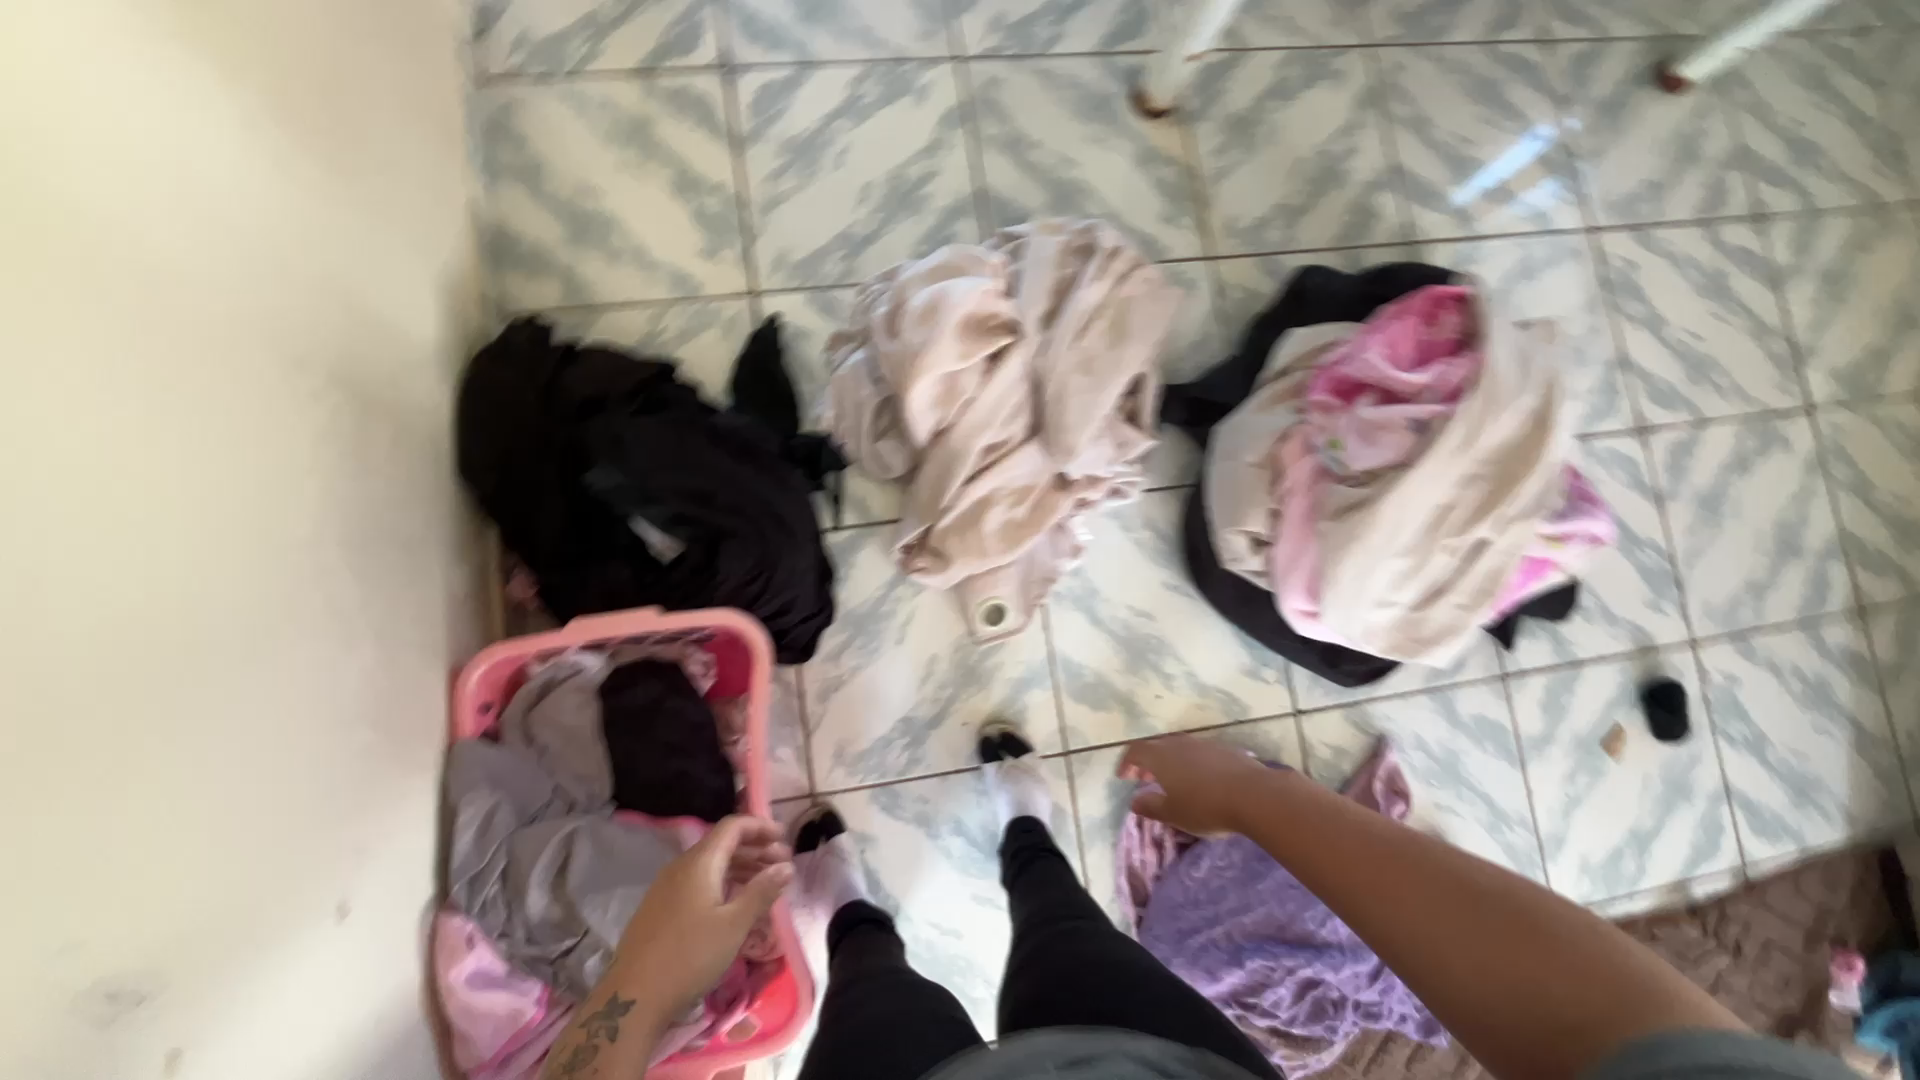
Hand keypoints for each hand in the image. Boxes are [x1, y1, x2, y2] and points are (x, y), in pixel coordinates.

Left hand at [609, 815, 793, 1027]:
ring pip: (710, 865)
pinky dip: (723, 883)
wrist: (633, 998)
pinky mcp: (660, 908)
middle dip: (755, 849)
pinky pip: (698, 883)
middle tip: (782, 866)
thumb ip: (762, 891)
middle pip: (722, 844)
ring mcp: (667, 888)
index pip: (733, 826)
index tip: (785, 839)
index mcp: (699, 863)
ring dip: (741, 868)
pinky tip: (735, 905)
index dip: (761, 826)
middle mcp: (681, 867)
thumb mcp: (734, 925)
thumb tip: (786, 866)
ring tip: (765, 885)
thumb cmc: (690, 956)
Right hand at [1117, 735, 1270, 836]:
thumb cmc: (1205, 806)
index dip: (1127, 762)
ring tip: (1174, 780)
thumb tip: (1134, 801)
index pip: (1135, 750)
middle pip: (1157, 745)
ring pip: (1180, 747)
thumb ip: (1151, 806)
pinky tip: (1203, 779)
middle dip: (1148, 760)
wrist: (1254, 795)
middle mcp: (1180, 744)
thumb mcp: (1173, 813)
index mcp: (1161, 756)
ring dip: (1171, 760)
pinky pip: (1201, 752)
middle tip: (1146, 778)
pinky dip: (1193, 762)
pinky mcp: (1226, 749)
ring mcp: (1204, 744)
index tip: (1124, 777)